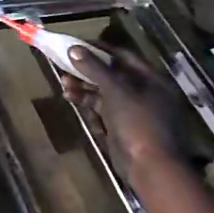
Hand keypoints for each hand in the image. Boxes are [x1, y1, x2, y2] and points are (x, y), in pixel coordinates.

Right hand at [60, 47, 191, 179]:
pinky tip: (71, 99)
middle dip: (87, 71)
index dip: (99, 49)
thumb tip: (74, 48)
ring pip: (104, 95)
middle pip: (111, 76)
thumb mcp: (116, 90)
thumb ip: (95, 68)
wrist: (150, 167)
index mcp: (150, 79)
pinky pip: (103, 112)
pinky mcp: (122, 129)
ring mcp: (132, 112)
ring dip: (84, 89)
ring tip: (63, 85)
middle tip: (64, 66)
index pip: (122, 56)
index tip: (77, 45)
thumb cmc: (138, 121)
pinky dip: (88, 106)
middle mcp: (143, 93)